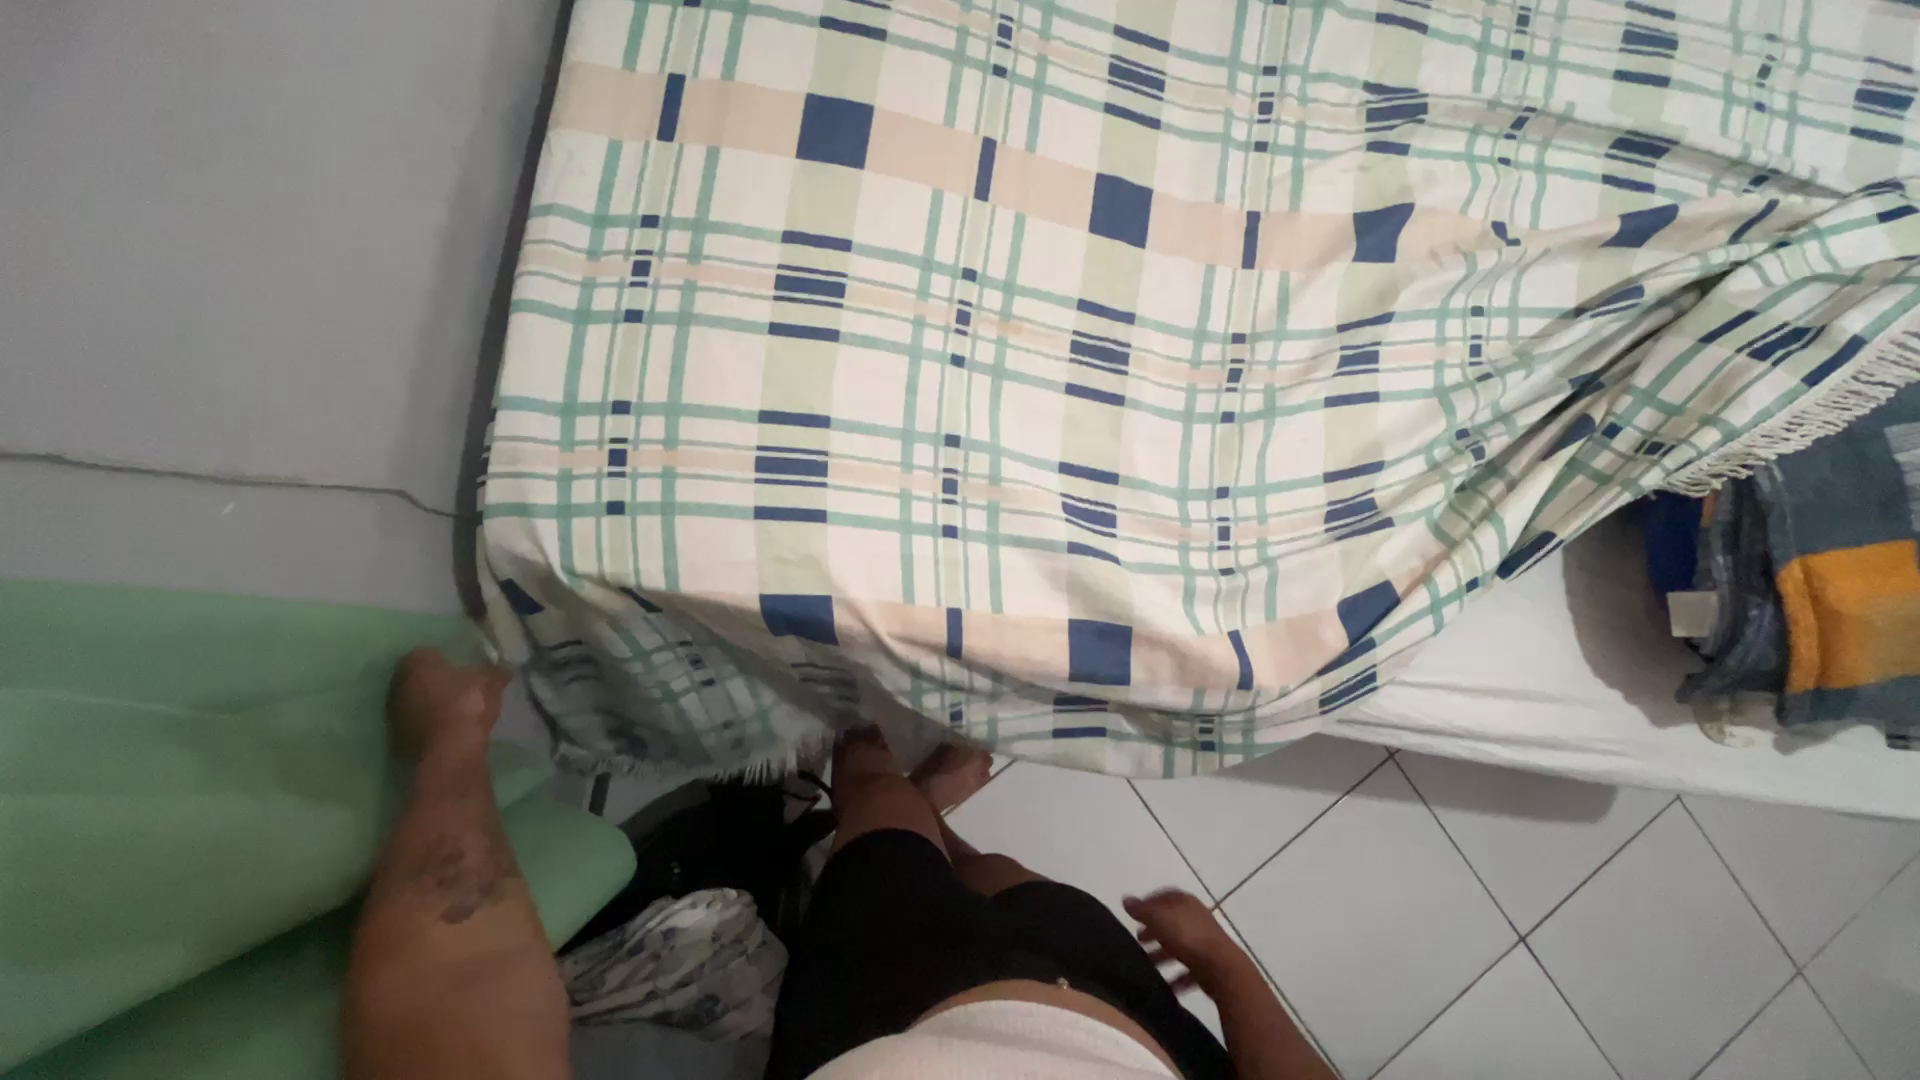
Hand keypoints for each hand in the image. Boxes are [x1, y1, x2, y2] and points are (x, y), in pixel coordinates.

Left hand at [387, 648, 509, 758]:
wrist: (448, 751)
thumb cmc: (467, 704)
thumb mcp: (491, 683)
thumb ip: (496, 671)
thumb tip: (504, 667)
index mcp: (417, 664)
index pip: (426, 653)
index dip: (443, 659)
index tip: (460, 667)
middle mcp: (397, 684)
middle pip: (415, 677)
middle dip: (433, 681)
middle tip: (457, 686)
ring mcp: (393, 712)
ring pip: (412, 701)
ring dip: (427, 703)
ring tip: (452, 709)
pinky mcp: (395, 737)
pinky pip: (414, 723)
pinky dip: (427, 724)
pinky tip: (446, 728)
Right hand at [1125, 889, 1246, 993]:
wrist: (1222, 968)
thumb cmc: (1187, 937)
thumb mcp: (1158, 919)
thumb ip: (1141, 910)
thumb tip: (1125, 899)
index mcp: (1185, 902)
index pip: (1164, 897)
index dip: (1148, 903)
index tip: (1134, 915)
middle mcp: (1196, 918)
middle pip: (1171, 922)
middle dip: (1154, 931)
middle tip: (1139, 940)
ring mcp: (1205, 942)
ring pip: (1179, 946)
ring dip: (1163, 955)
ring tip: (1147, 965)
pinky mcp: (1210, 965)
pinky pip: (1189, 969)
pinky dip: (1177, 976)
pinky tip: (1166, 985)